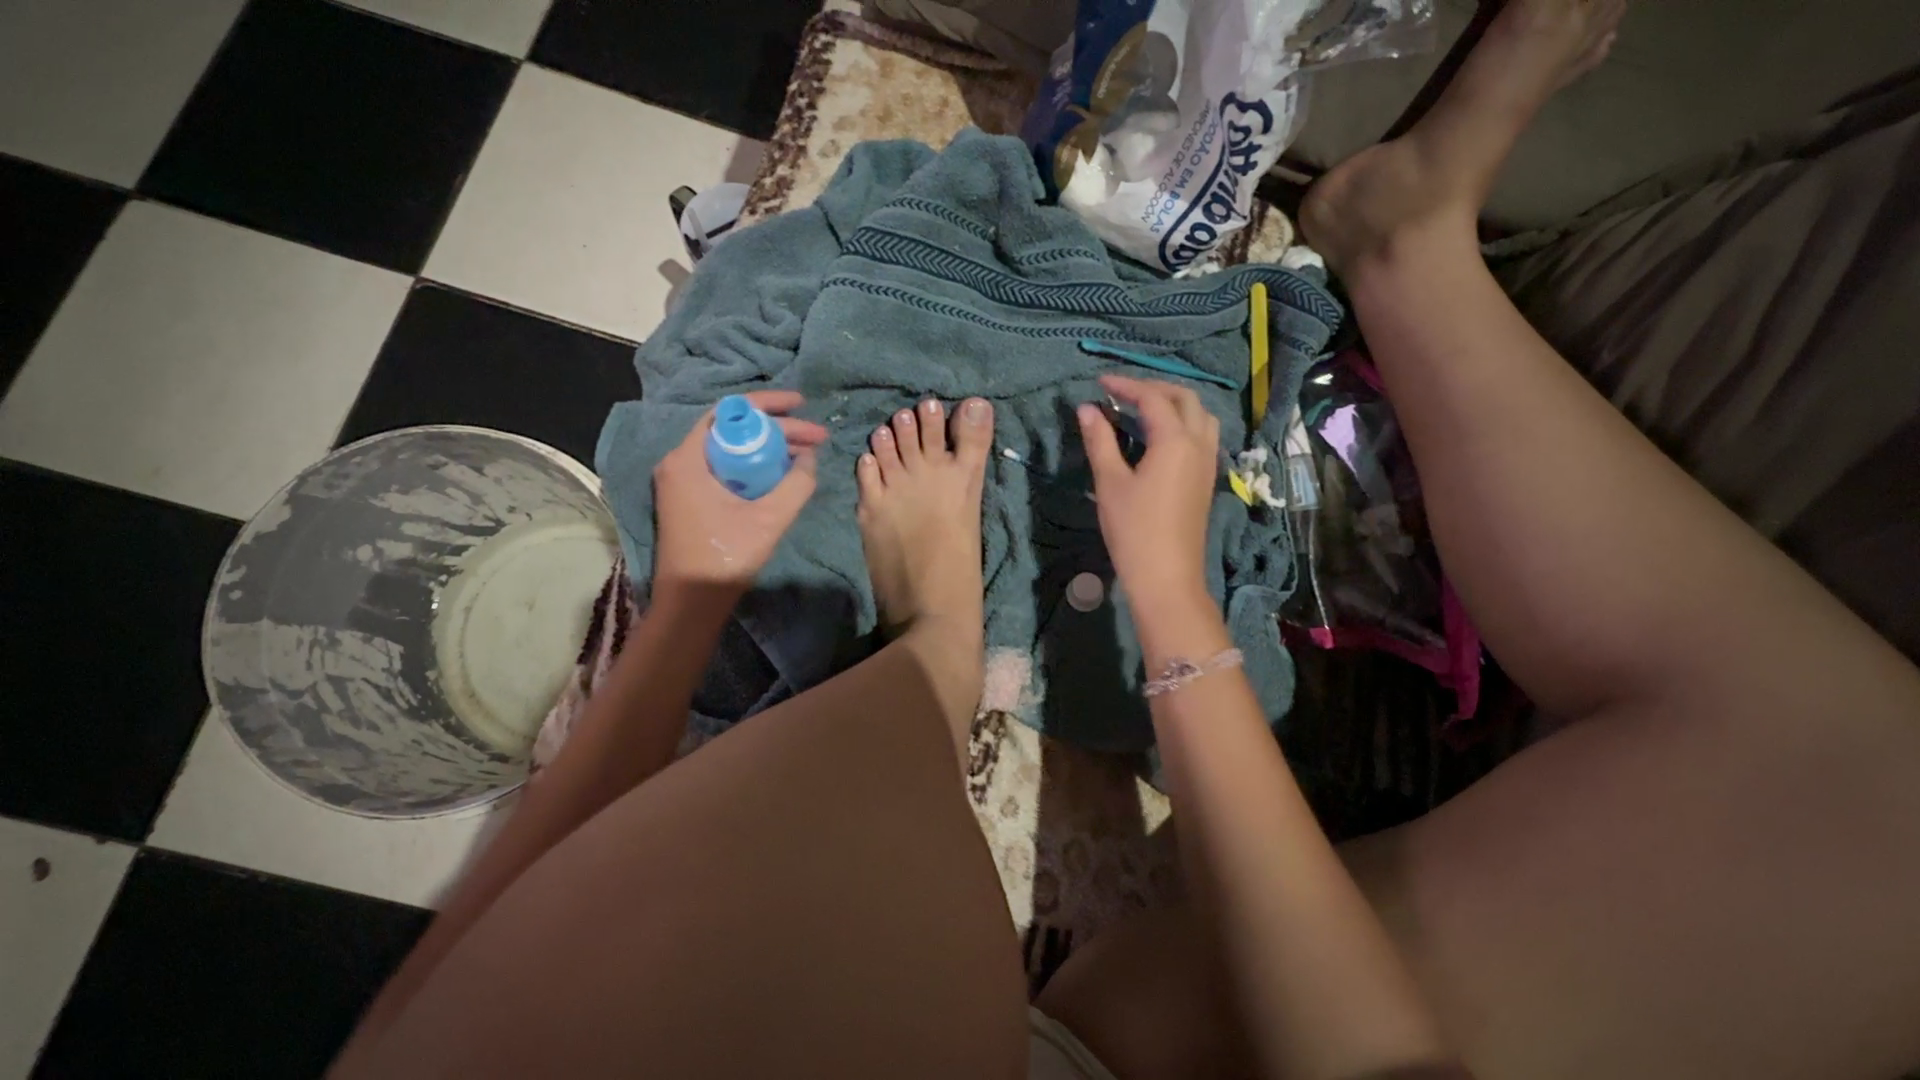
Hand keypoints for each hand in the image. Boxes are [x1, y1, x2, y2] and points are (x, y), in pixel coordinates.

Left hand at [653, 391, 826, 593]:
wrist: (690, 603)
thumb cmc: (724, 557)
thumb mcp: (770, 519)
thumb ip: (796, 483)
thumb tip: (811, 458)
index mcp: (688, 458)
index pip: (731, 412)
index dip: (769, 404)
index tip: (802, 404)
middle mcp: (678, 462)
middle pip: (731, 429)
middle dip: (776, 429)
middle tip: (813, 437)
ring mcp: (681, 482)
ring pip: (729, 449)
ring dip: (766, 447)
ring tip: (803, 453)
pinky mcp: (688, 499)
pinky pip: (723, 468)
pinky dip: (752, 465)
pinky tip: (779, 473)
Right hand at [1079, 375, 1218, 606]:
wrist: (1167, 576)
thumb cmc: (1134, 530)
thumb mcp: (1110, 483)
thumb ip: (1100, 441)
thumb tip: (1088, 409)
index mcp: (1175, 440)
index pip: (1152, 398)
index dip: (1126, 386)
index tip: (1100, 384)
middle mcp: (1198, 444)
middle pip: (1185, 398)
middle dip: (1155, 388)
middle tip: (1123, 393)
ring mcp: (1207, 463)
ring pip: (1200, 416)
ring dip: (1175, 404)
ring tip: (1144, 410)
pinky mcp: (1206, 479)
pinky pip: (1202, 436)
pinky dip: (1183, 423)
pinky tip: (1160, 437)